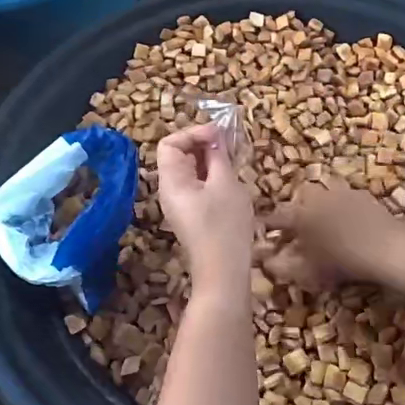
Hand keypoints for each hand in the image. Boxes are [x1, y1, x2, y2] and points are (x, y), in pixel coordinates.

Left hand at [156, 124, 252, 284]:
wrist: (223, 272)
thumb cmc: (225, 225)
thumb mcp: (225, 184)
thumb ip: (218, 156)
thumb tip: (215, 136)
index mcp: (171, 181)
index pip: (170, 143)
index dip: (193, 133)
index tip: (219, 134)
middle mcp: (170, 190)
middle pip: (178, 155)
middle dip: (203, 144)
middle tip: (230, 144)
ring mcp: (181, 204)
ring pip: (190, 170)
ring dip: (210, 160)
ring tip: (234, 159)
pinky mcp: (193, 214)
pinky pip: (198, 185)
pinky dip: (212, 175)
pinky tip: (231, 178)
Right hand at [266, 179, 399, 288]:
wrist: (385, 247)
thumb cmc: (340, 261)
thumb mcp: (306, 271)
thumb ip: (281, 266)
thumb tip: (265, 261)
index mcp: (299, 214)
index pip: (276, 216)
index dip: (267, 224)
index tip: (262, 228)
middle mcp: (317, 197)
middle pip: (302, 196)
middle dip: (298, 207)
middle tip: (299, 225)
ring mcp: (342, 193)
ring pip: (326, 193)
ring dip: (322, 204)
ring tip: (326, 222)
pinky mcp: (364, 196)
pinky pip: (347, 198)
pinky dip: (343, 208)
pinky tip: (350, 222)